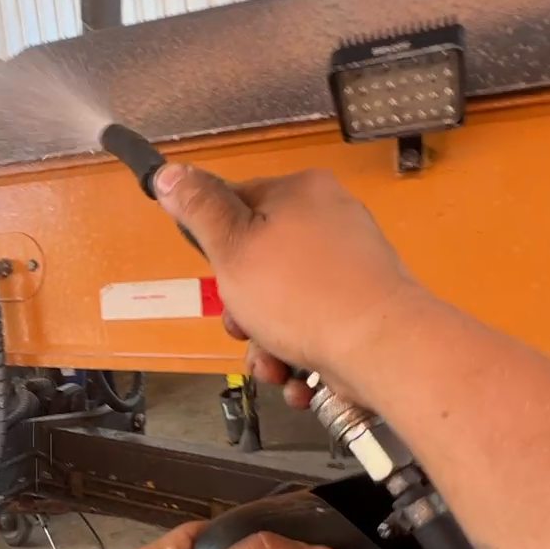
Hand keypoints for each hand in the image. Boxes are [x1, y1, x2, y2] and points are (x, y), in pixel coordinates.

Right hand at [154, 164, 436, 406]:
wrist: (380, 348)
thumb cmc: (301, 296)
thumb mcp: (231, 248)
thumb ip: (199, 210)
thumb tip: (170, 173)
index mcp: (298, 192)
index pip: (234, 206)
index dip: (216, 250)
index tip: (219, 280)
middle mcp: (329, 219)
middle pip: (258, 263)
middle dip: (243, 311)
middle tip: (244, 328)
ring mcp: (350, 264)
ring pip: (283, 302)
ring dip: (266, 343)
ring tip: (273, 364)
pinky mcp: (362, 304)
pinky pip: (313, 324)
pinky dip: (298, 353)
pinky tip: (297, 375)